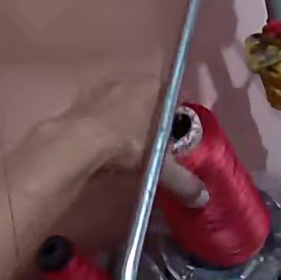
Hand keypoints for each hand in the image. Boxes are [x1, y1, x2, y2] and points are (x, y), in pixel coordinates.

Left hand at [48, 78, 209, 205]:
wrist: (78, 142)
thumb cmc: (128, 145)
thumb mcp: (160, 165)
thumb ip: (183, 181)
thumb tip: (202, 198)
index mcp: (154, 87)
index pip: (173, 99)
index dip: (175, 120)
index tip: (174, 141)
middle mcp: (129, 81)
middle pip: (147, 103)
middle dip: (151, 123)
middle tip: (152, 149)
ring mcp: (102, 89)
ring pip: (122, 108)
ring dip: (125, 125)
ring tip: (127, 151)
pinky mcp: (80, 102)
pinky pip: (100, 116)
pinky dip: (104, 129)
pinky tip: (104, 148)